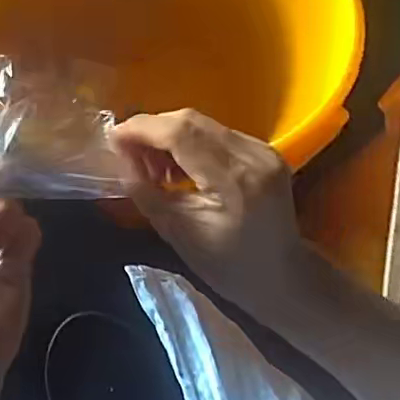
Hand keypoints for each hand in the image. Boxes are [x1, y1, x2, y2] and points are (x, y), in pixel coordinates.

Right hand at [115, 110, 399, 399]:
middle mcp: (252, 155)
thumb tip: (120, 156)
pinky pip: (211, 131)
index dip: (139, 130)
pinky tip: (175, 164)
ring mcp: (262, 149)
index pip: (179, 133)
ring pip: (198, 121)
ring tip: (149, 163)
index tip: (112, 141)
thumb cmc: (229, 266)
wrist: (287, 280)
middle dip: (148, 129)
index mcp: (234, 180)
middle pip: (187, 120)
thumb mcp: (175, 232)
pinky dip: (184, 140)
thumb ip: (144, 189)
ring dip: (165, 134)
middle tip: (126, 152)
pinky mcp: (262, 150)